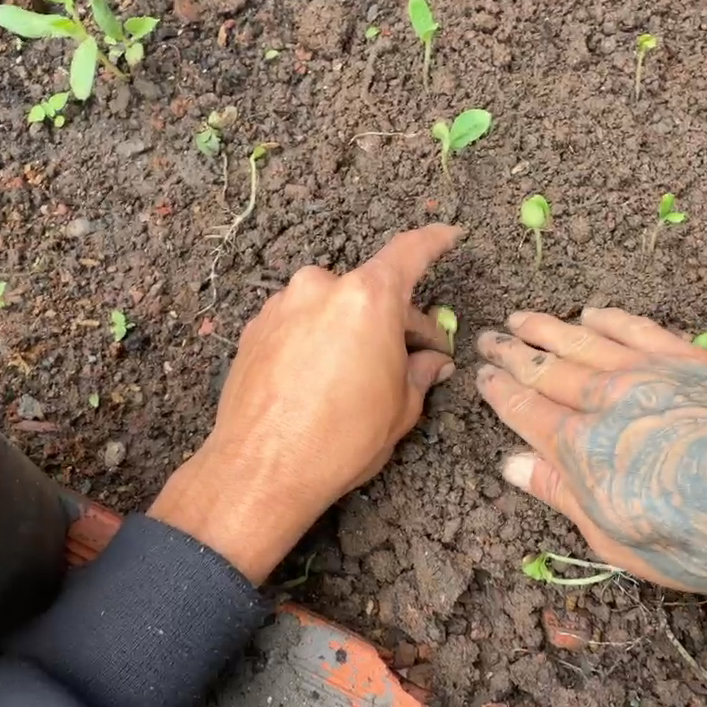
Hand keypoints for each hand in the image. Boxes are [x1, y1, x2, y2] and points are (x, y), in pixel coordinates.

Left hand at [150, 225, 463, 582]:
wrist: (261, 471)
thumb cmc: (340, 440)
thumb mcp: (401, 408)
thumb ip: (420, 372)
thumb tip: (432, 361)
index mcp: (367, 298)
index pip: (410, 252)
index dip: (435, 241)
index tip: (450, 235)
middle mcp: (321, 288)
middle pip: (372, 289)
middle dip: (397, 319)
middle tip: (415, 356)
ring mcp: (282, 305)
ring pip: (334, 306)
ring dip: (354, 329)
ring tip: (361, 373)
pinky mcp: (256, 328)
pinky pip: (301, 321)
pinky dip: (320, 338)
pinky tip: (323, 377)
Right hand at [475, 308, 706, 602]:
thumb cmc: (697, 536)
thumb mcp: (615, 538)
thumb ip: (561, 494)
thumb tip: (511, 464)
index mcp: (579, 447)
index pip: (524, 407)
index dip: (499, 389)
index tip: (482, 374)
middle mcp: (603, 399)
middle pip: (544, 366)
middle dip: (512, 351)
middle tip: (488, 337)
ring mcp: (644, 371)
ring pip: (581, 340)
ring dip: (546, 327)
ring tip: (522, 317)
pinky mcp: (685, 357)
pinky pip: (635, 327)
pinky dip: (608, 319)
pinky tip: (589, 313)